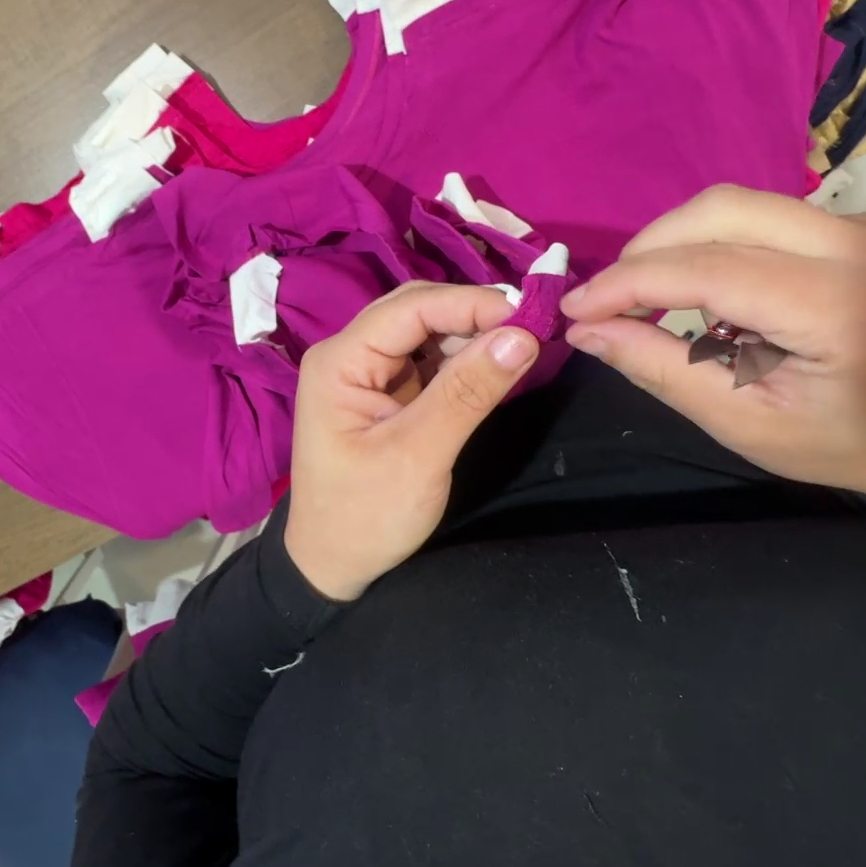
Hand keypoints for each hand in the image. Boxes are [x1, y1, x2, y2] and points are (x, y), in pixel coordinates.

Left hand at [285, 283, 540, 600]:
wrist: (331, 564)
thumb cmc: (365, 515)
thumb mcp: (418, 455)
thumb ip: (467, 393)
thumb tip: (522, 335)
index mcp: (339, 362)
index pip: (410, 308)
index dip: (471, 303)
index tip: (531, 314)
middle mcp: (348, 356)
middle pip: (416, 311)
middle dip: (473, 314)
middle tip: (534, 328)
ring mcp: (366, 374)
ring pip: (425, 333)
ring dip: (472, 335)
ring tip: (523, 345)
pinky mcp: (385, 394)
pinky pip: (428, 361)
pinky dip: (463, 360)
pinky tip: (496, 366)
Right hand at [561, 185, 865, 502]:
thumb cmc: (843, 443)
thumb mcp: (742, 422)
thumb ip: (660, 367)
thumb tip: (584, 331)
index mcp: (840, 308)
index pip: (708, 269)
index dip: (627, 284)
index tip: (573, 309)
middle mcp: (860, 247)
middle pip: (721, 211)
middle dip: (648, 250)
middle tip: (609, 299)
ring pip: (739, 204)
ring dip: (677, 242)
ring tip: (647, 293)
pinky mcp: (860, 227)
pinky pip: (764, 215)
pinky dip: (713, 242)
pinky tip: (703, 288)